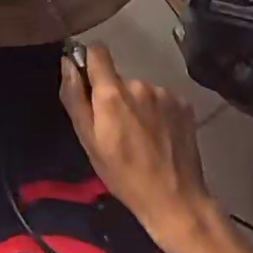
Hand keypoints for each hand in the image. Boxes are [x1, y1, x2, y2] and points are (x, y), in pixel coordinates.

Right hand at [60, 43, 220, 245]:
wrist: (177, 202)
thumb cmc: (123, 174)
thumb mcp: (88, 140)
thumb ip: (74, 96)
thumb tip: (67, 63)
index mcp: (112, 93)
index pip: (97, 51)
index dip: (89, 62)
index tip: (88, 83)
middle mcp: (139, 85)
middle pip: (118, 78)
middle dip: (114, 95)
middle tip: (117, 128)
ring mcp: (165, 94)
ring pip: (140, 90)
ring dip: (137, 105)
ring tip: (141, 136)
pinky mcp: (184, 105)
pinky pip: (161, 99)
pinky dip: (157, 111)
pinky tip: (160, 136)